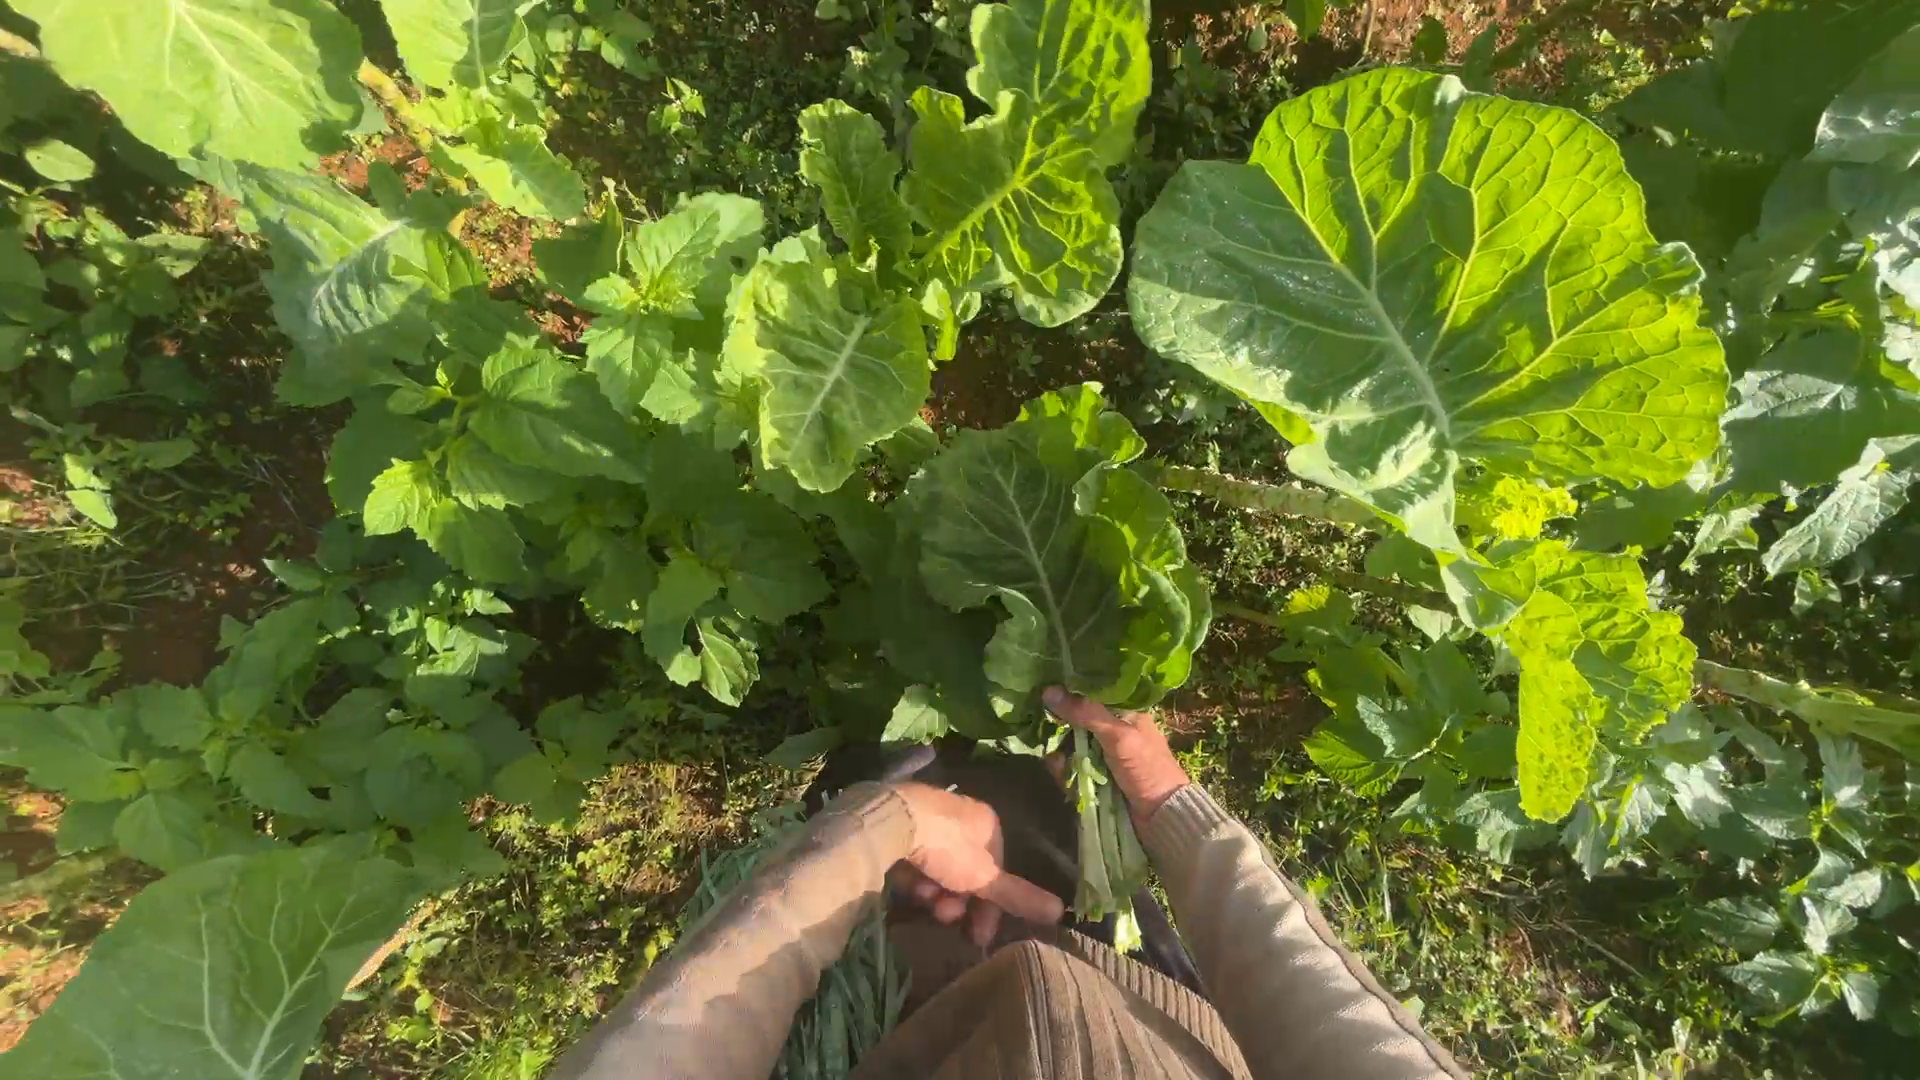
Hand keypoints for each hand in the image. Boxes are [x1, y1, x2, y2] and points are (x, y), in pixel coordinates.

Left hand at [889, 781, 1064, 946]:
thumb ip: (1018, 896)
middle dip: (958, 901)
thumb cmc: (949, 847)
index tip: (978, 936)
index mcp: (987, 822)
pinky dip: (914, 877)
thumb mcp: (986, 878)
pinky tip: (906, 885)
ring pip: (939, 868)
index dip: (991, 906)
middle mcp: (961, 815)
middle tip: (944, 917)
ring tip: (923, 899)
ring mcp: (930, 817)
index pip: (997, 869)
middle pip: (965, 871)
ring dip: (934, 892)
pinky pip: (915, 859)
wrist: (896, 820)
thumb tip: (1060, 910)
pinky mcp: (903, 823)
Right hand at [1043, 687, 1189, 828]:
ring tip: (1057, 763)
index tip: (1045, 693)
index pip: (1091, 693)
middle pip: (1075, 720)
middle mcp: (1111, 729)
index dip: (1068, 693)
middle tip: (1043, 732)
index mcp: (1124, 712)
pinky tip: (1062, 775)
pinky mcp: (1096, 776)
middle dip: (1059, 729)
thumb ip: (1085, 712)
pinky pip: (1072, 768)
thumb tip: (1048, 691)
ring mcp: (1102, 754)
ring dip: (1060, 754)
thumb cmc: (1146, 768)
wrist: (1162, 817)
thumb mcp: (1117, 735)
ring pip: (1070, 745)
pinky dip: (1064, 772)